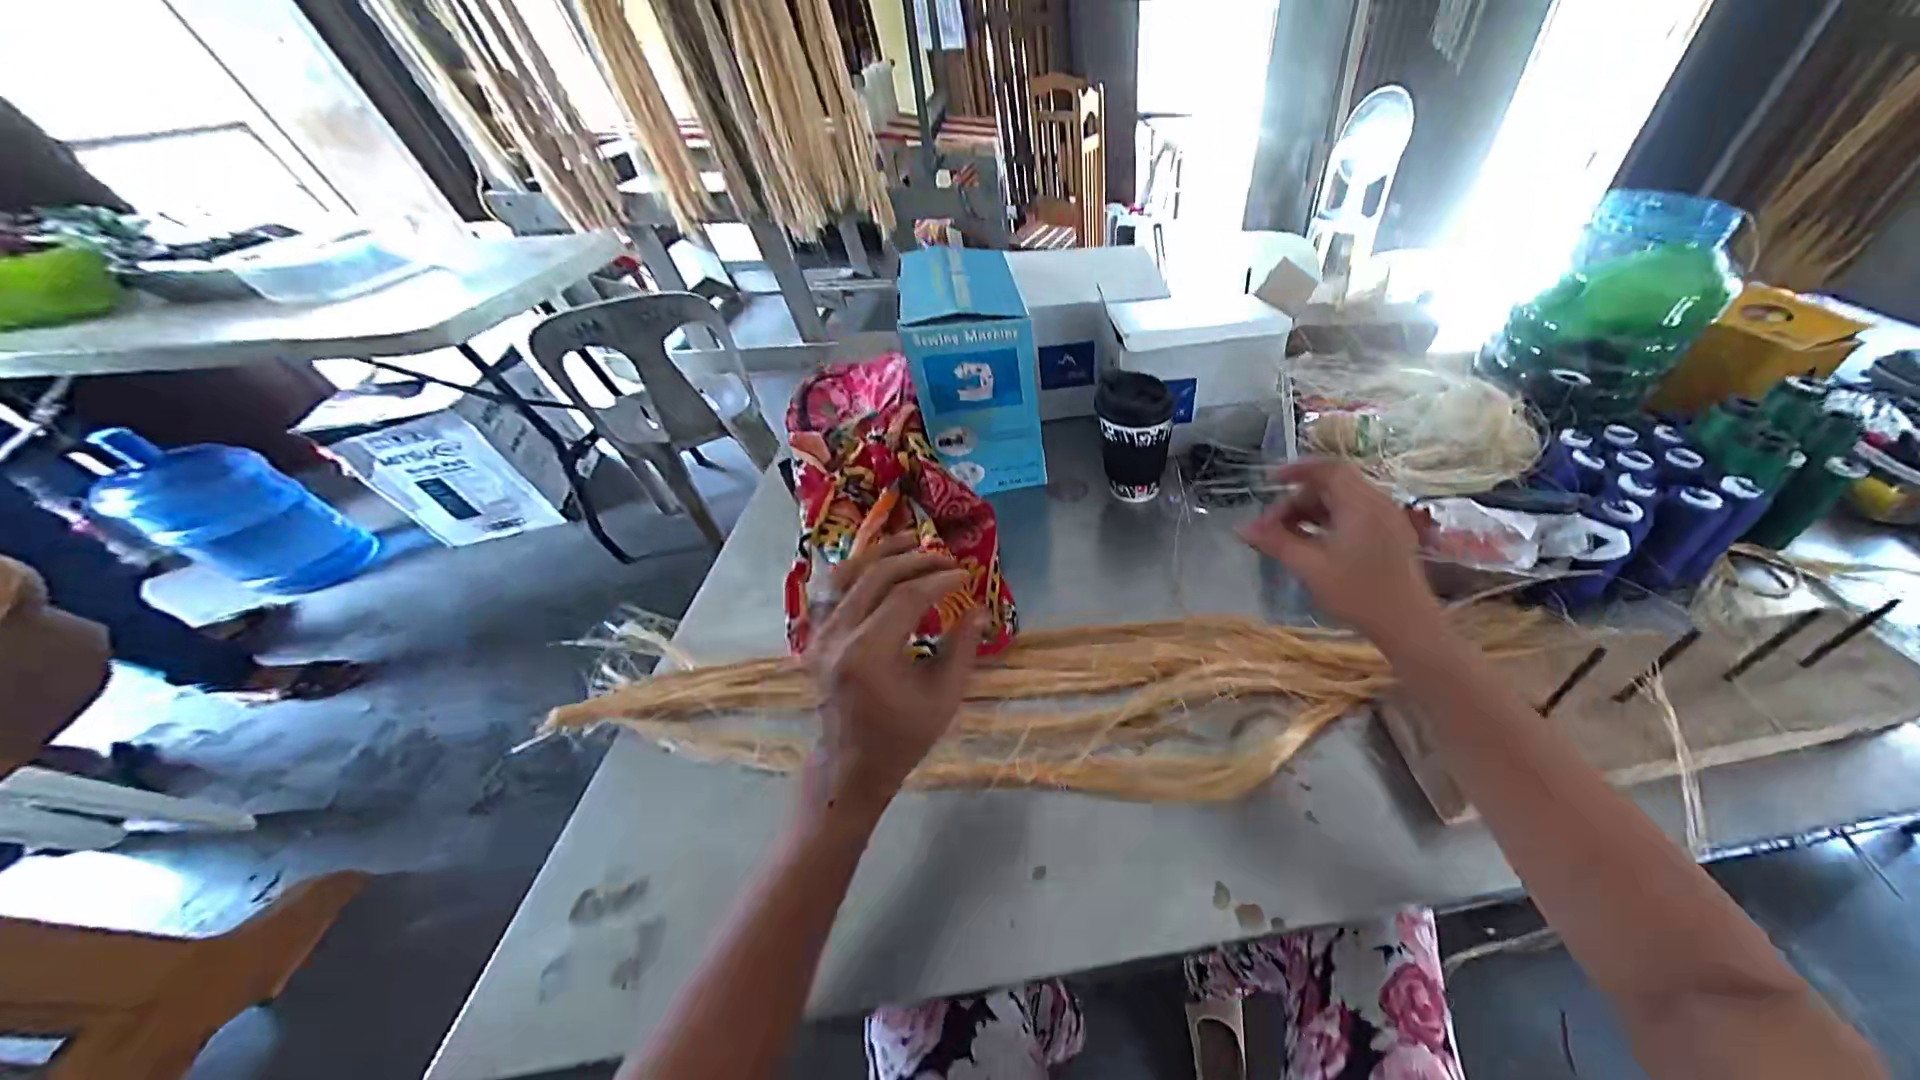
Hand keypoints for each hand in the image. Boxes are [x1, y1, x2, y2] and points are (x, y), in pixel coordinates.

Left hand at [802, 534, 985, 817]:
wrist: (851, 764)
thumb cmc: (902, 737)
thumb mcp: (943, 697)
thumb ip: (962, 648)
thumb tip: (978, 607)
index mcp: (868, 654)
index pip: (906, 597)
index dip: (939, 580)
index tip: (964, 575)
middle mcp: (837, 637)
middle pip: (876, 577)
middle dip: (915, 561)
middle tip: (945, 558)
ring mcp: (820, 635)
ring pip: (846, 575)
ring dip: (881, 554)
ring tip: (911, 540)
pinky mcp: (815, 637)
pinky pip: (830, 591)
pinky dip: (855, 570)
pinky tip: (876, 562)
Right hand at [1236, 459, 1441, 641]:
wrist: (1407, 625)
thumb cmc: (1358, 594)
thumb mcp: (1309, 567)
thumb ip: (1275, 542)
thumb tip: (1241, 528)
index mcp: (1361, 506)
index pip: (1329, 470)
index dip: (1297, 470)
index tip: (1270, 482)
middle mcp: (1377, 504)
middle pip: (1332, 485)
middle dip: (1297, 499)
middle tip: (1272, 526)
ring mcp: (1386, 519)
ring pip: (1342, 500)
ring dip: (1311, 511)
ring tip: (1287, 536)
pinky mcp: (1389, 535)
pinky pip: (1354, 514)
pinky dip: (1328, 520)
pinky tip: (1312, 542)